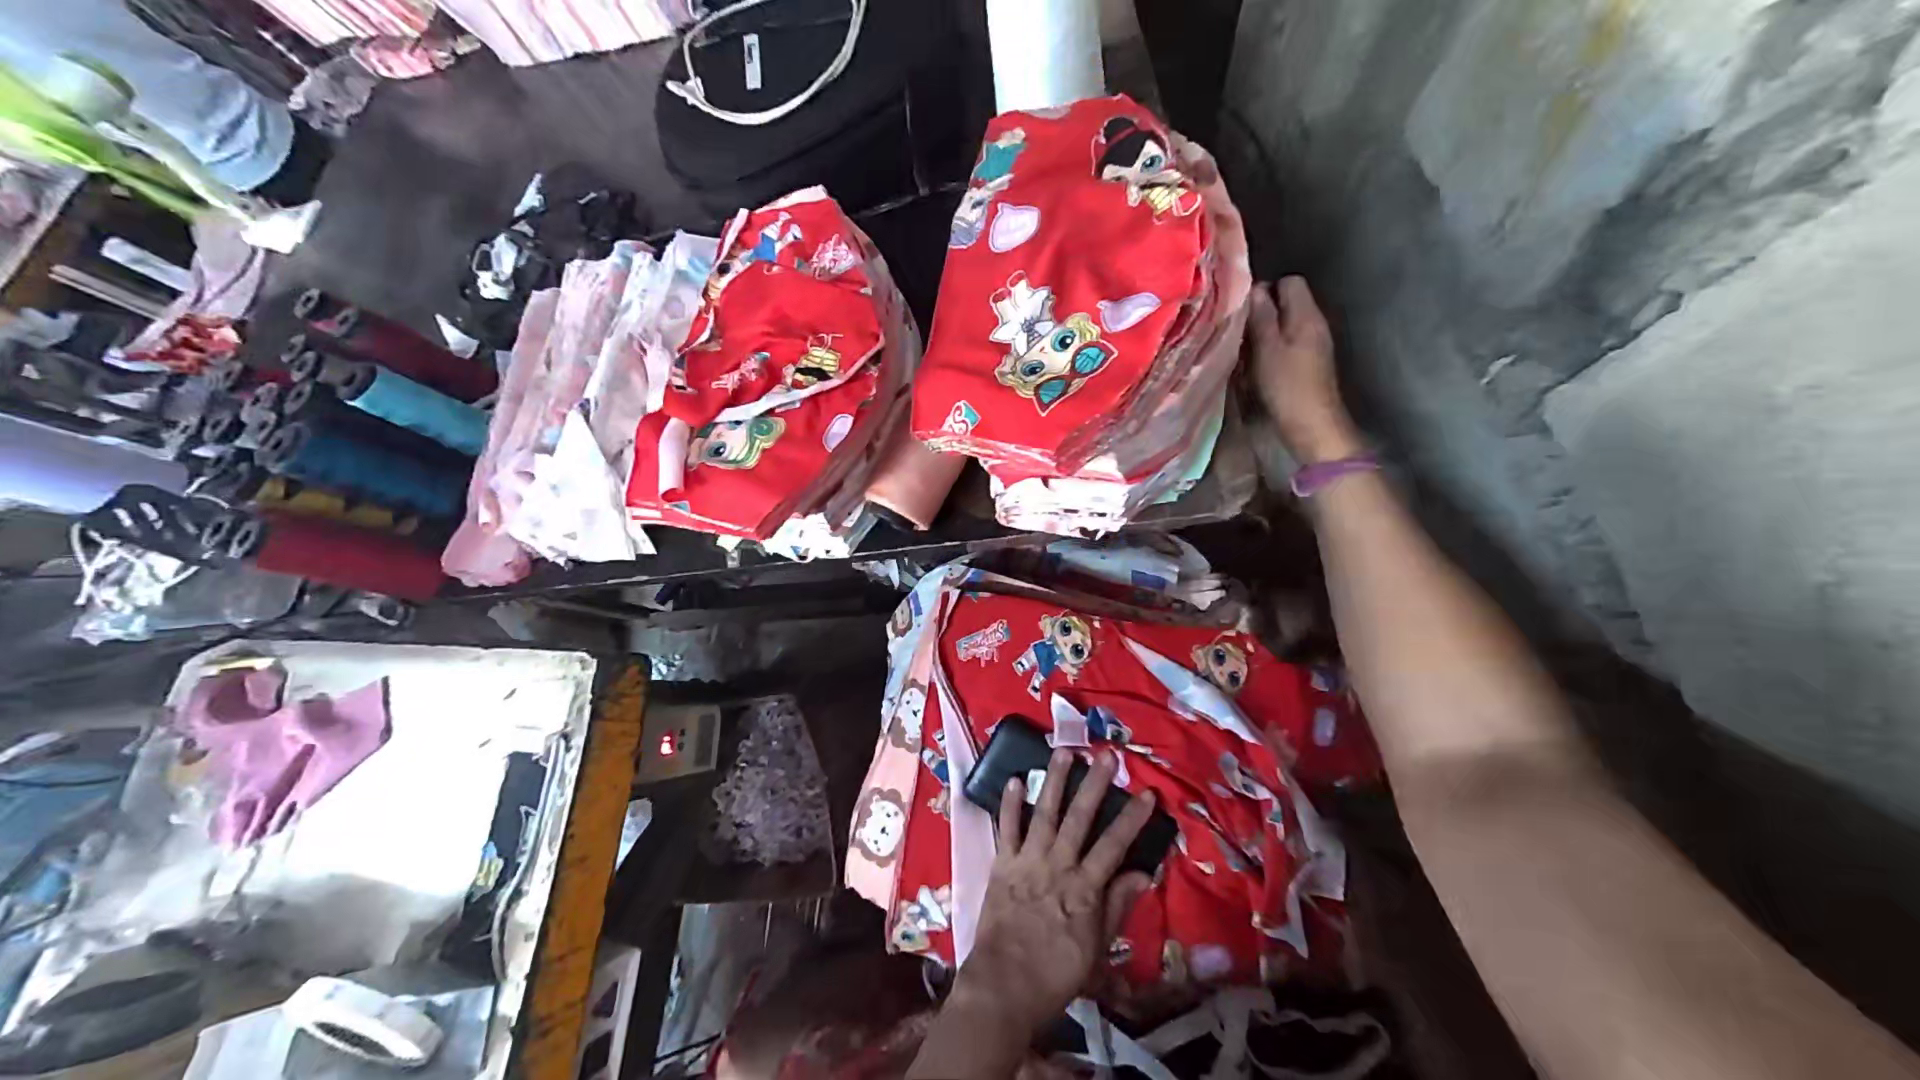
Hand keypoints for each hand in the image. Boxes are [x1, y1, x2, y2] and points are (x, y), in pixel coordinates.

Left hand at [955, 749, 1154, 1035]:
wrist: (1004, 986)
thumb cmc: (1055, 974)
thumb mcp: (1097, 950)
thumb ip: (1116, 907)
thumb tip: (1142, 873)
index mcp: (1084, 888)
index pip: (1114, 845)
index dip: (1132, 818)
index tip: (1147, 793)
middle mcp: (1057, 866)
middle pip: (1079, 819)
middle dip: (1094, 784)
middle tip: (1106, 756)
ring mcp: (1027, 861)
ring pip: (1044, 813)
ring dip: (1054, 781)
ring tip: (1063, 752)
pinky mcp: (1001, 864)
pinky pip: (1006, 829)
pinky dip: (1008, 804)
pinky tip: (1014, 779)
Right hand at [1249, 276, 1363, 465]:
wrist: (1312, 426)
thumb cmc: (1288, 386)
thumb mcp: (1267, 350)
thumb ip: (1262, 318)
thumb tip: (1256, 289)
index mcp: (1306, 316)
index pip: (1289, 282)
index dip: (1265, 290)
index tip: (1242, 310)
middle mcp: (1314, 324)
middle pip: (1286, 303)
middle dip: (1261, 313)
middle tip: (1237, 331)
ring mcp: (1313, 344)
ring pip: (1284, 325)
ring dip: (1262, 333)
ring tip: (1242, 349)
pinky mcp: (1308, 363)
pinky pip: (1285, 344)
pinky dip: (1270, 349)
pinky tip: (1255, 365)